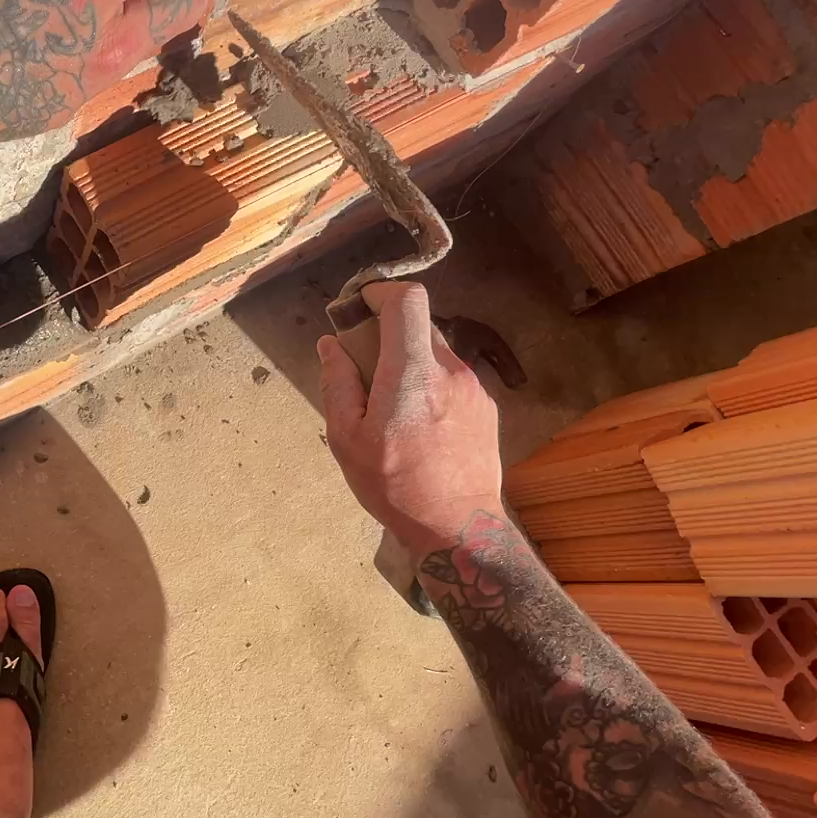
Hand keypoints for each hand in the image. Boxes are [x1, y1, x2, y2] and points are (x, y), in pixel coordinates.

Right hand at [317, 282, 503, 547]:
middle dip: (387, 335)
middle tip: (364, 370)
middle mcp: (449, 370)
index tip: (359, 306)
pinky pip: (451, 378)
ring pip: (435, 353)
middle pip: (418, 325)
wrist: (458, 526)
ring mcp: (473, 387)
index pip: (407, 300)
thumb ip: (337, 383)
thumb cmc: (393, 485)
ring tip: (390, 407)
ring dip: (408, 362)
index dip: (380, 291)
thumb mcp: (346, 438)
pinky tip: (417, 426)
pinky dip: (428, 384)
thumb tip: (330, 345)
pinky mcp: (486, 406)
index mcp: (410, 373)